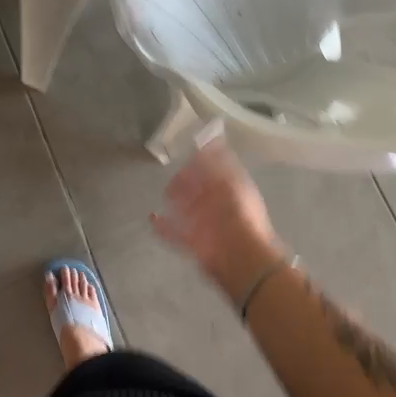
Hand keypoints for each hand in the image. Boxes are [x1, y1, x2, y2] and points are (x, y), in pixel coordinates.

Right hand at [150, 130, 288, 303]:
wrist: (242, 258)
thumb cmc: (239, 215)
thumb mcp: (231, 181)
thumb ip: (218, 161)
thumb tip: (209, 138)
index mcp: (232, 189)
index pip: (216, 170)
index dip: (204, 161)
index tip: (190, 152)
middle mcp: (220, 205)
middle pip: (200, 188)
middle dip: (188, 180)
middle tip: (177, 175)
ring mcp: (205, 225)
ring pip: (188, 208)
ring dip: (177, 200)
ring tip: (168, 194)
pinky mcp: (194, 243)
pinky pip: (175, 231)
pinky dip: (164, 225)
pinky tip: (153, 217)